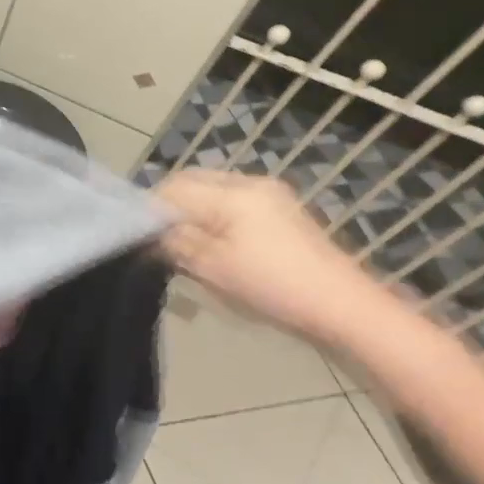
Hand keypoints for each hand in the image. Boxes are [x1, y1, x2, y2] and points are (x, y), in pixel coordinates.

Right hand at [155, 169, 390, 343]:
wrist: (342, 304)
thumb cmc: (272, 286)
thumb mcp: (212, 268)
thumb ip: (177, 242)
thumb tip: (152, 231)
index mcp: (232, 193)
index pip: (173, 188)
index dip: (150, 208)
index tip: (141, 236)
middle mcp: (251, 182)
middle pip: (192, 180)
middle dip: (170, 204)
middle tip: (160, 239)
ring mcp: (270, 193)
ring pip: (212, 188)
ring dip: (192, 208)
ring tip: (187, 243)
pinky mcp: (282, 207)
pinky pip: (233, 198)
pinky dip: (215, 212)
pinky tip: (215, 241)